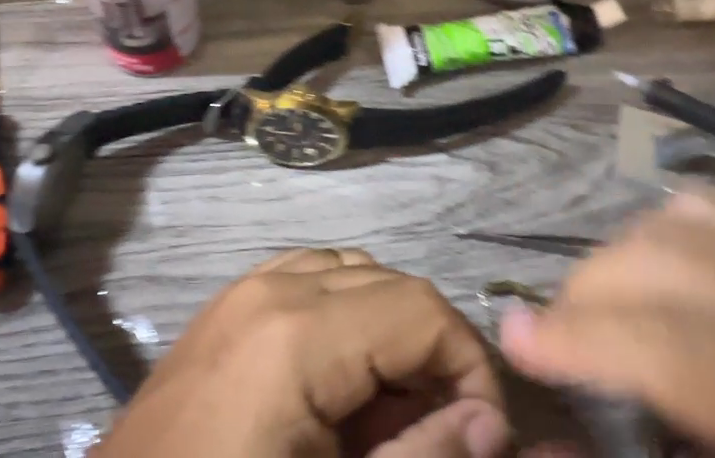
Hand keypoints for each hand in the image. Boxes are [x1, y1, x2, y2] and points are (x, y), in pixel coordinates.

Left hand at [97, 248, 510, 457]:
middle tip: (435, 432)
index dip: (468, 367)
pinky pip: (307, 280)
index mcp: (299, 332)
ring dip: (389, 331)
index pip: (423, 311)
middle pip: (392, 285)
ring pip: (354, 274)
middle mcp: (273, 287)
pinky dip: (344, 315)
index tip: (481, 433)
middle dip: (432, 353)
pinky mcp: (224, 306)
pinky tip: (339, 377)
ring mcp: (242, 290)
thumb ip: (421, 456)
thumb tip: (490, 421)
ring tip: (389, 408)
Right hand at [499, 192, 714, 457]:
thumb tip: (556, 442)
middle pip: (664, 265)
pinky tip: (655, 273)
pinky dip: (665, 230)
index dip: (578, 338)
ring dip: (619, 258)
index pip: (669, 348)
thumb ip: (661, 456)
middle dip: (587, 294)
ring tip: (597, 310)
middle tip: (551, 338)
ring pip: (682, 224)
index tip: (513, 340)